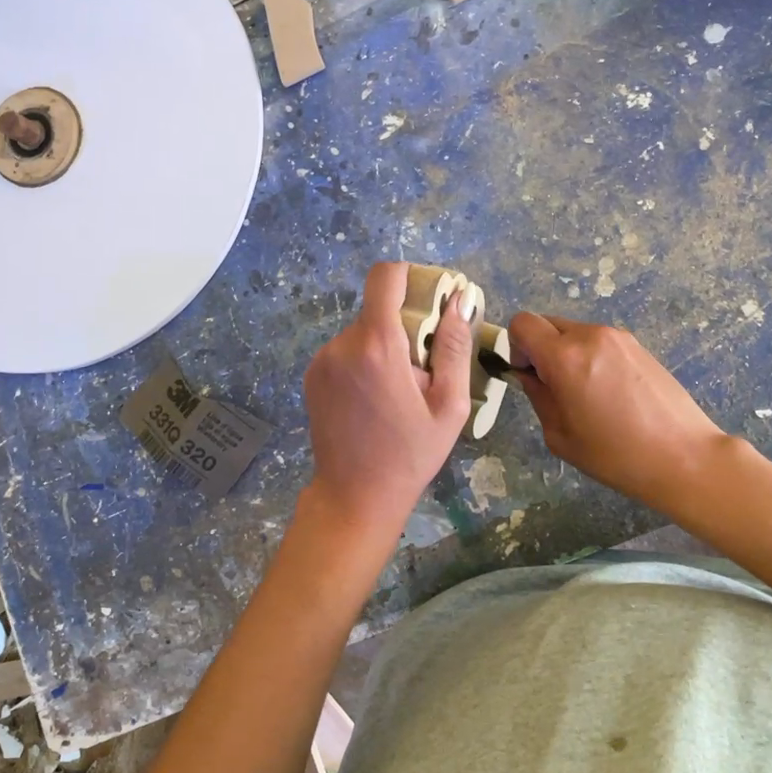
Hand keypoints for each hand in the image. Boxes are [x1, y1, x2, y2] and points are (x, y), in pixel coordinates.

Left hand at [302, 262, 473, 534]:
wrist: (354, 496)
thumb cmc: (410, 454)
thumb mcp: (450, 405)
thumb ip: (454, 347)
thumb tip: (460, 300)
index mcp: (377, 345)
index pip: (385, 276)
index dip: (410, 278)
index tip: (431, 302)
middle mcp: (342, 343)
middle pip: (378, 309)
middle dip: (404, 327)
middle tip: (422, 368)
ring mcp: (321, 359)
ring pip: (362, 331)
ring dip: (384, 347)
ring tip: (398, 391)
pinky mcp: (312, 375)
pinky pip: (346, 351)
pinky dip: (364, 362)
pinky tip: (375, 398)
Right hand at [508, 313, 735, 504]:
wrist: (684, 457)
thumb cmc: (615, 455)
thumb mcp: (559, 435)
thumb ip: (538, 396)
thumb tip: (531, 376)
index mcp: (565, 357)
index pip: (523, 323)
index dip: (516, 346)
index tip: (528, 374)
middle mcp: (590, 336)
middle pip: (548, 325)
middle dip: (542, 350)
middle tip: (556, 388)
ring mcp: (619, 337)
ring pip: (575, 333)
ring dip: (569, 354)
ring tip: (588, 395)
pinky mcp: (639, 346)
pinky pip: (600, 342)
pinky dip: (593, 358)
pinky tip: (611, 394)